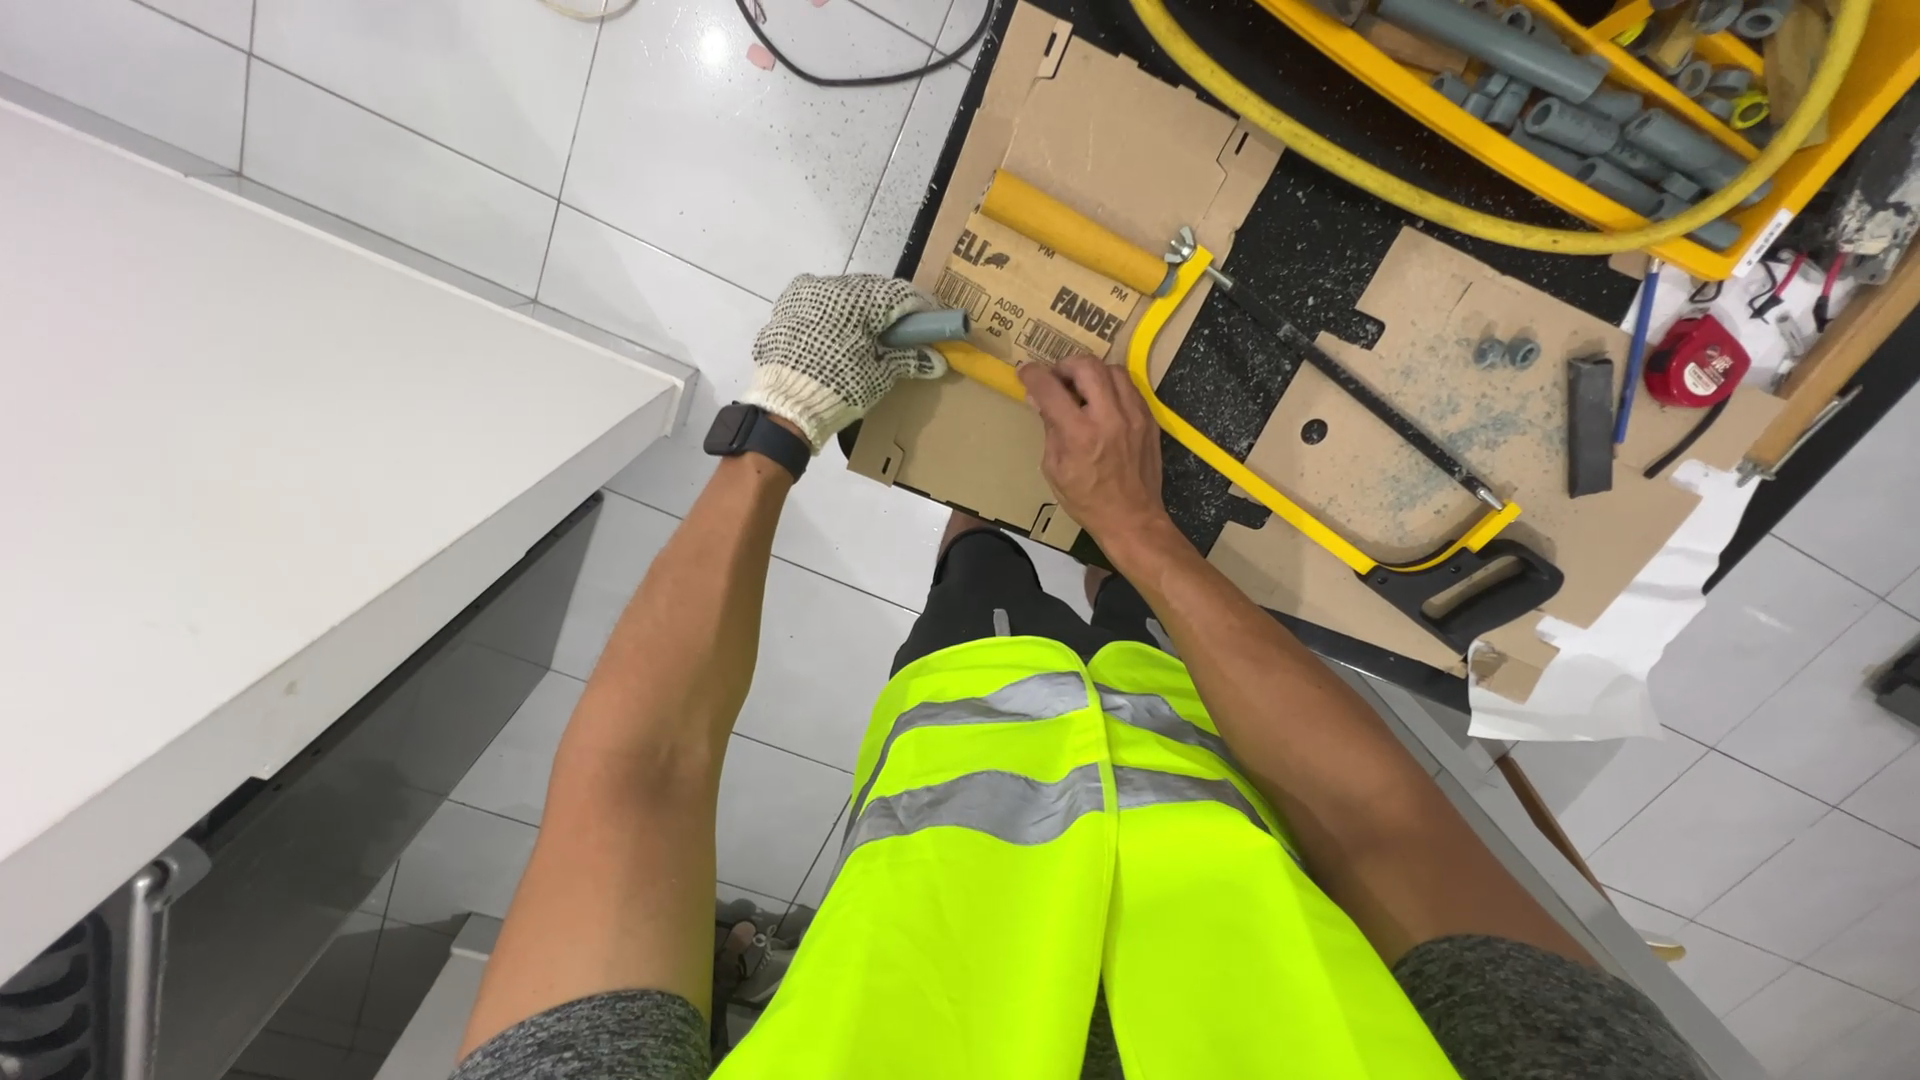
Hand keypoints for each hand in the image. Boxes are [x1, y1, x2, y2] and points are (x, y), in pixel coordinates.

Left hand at [744, 274, 947, 451]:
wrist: (783, 407)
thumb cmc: (837, 387)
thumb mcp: (878, 376)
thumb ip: (908, 360)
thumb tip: (937, 360)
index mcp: (857, 298)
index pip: (899, 294)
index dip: (920, 308)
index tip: (931, 323)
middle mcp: (829, 286)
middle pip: (870, 291)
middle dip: (888, 309)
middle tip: (901, 333)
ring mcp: (803, 296)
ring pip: (842, 295)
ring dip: (858, 311)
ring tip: (866, 337)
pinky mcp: (784, 309)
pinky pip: (817, 306)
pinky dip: (832, 317)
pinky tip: (836, 339)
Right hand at [1019, 354, 1174, 547]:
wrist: (1132, 518)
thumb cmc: (1086, 500)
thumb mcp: (1054, 469)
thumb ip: (1049, 429)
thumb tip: (1040, 399)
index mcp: (1080, 435)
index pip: (1050, 389)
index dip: (1033, 375)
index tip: (1026, 372)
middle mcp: (1109, 418)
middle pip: (1087, 366)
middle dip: (1065, 365)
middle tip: (1057, 379)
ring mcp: (1134, 416)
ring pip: (1113, 370)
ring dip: (1092, 372)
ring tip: (1082, 388)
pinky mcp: (1149, 419)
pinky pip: (1130, 386)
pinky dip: (1112, 385)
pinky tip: (1103, 400)